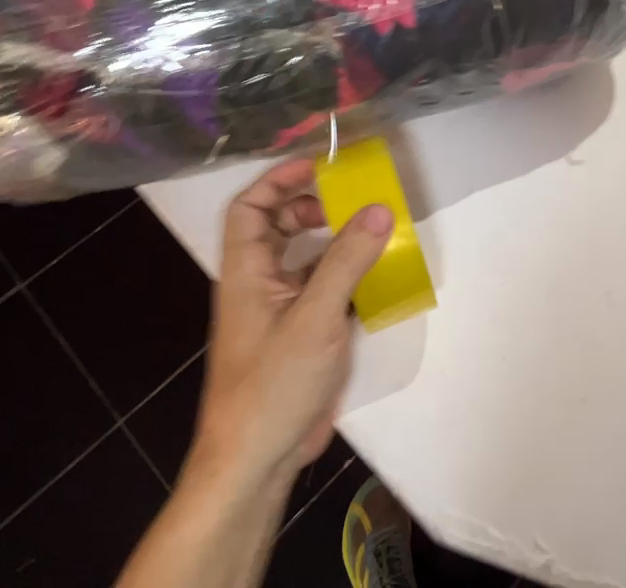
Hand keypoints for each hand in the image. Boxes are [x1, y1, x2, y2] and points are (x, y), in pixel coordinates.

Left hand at [191, 159, 393, 484]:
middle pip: (275, 228)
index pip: (248, 208)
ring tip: (369, 233)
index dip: (277, 180)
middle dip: (310, 207)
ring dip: (332, 241)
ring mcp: (279, 312)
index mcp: (246, 272)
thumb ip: (347, 260)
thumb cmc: (274, 383)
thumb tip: (379, 208)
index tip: (318, 167)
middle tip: (350, 202)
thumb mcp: (315, 317)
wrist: (257, 458)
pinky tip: (374, 278)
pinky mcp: (300, 336)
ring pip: (302, 259)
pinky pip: (321, 289)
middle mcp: (259, 285)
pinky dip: (344, 275)